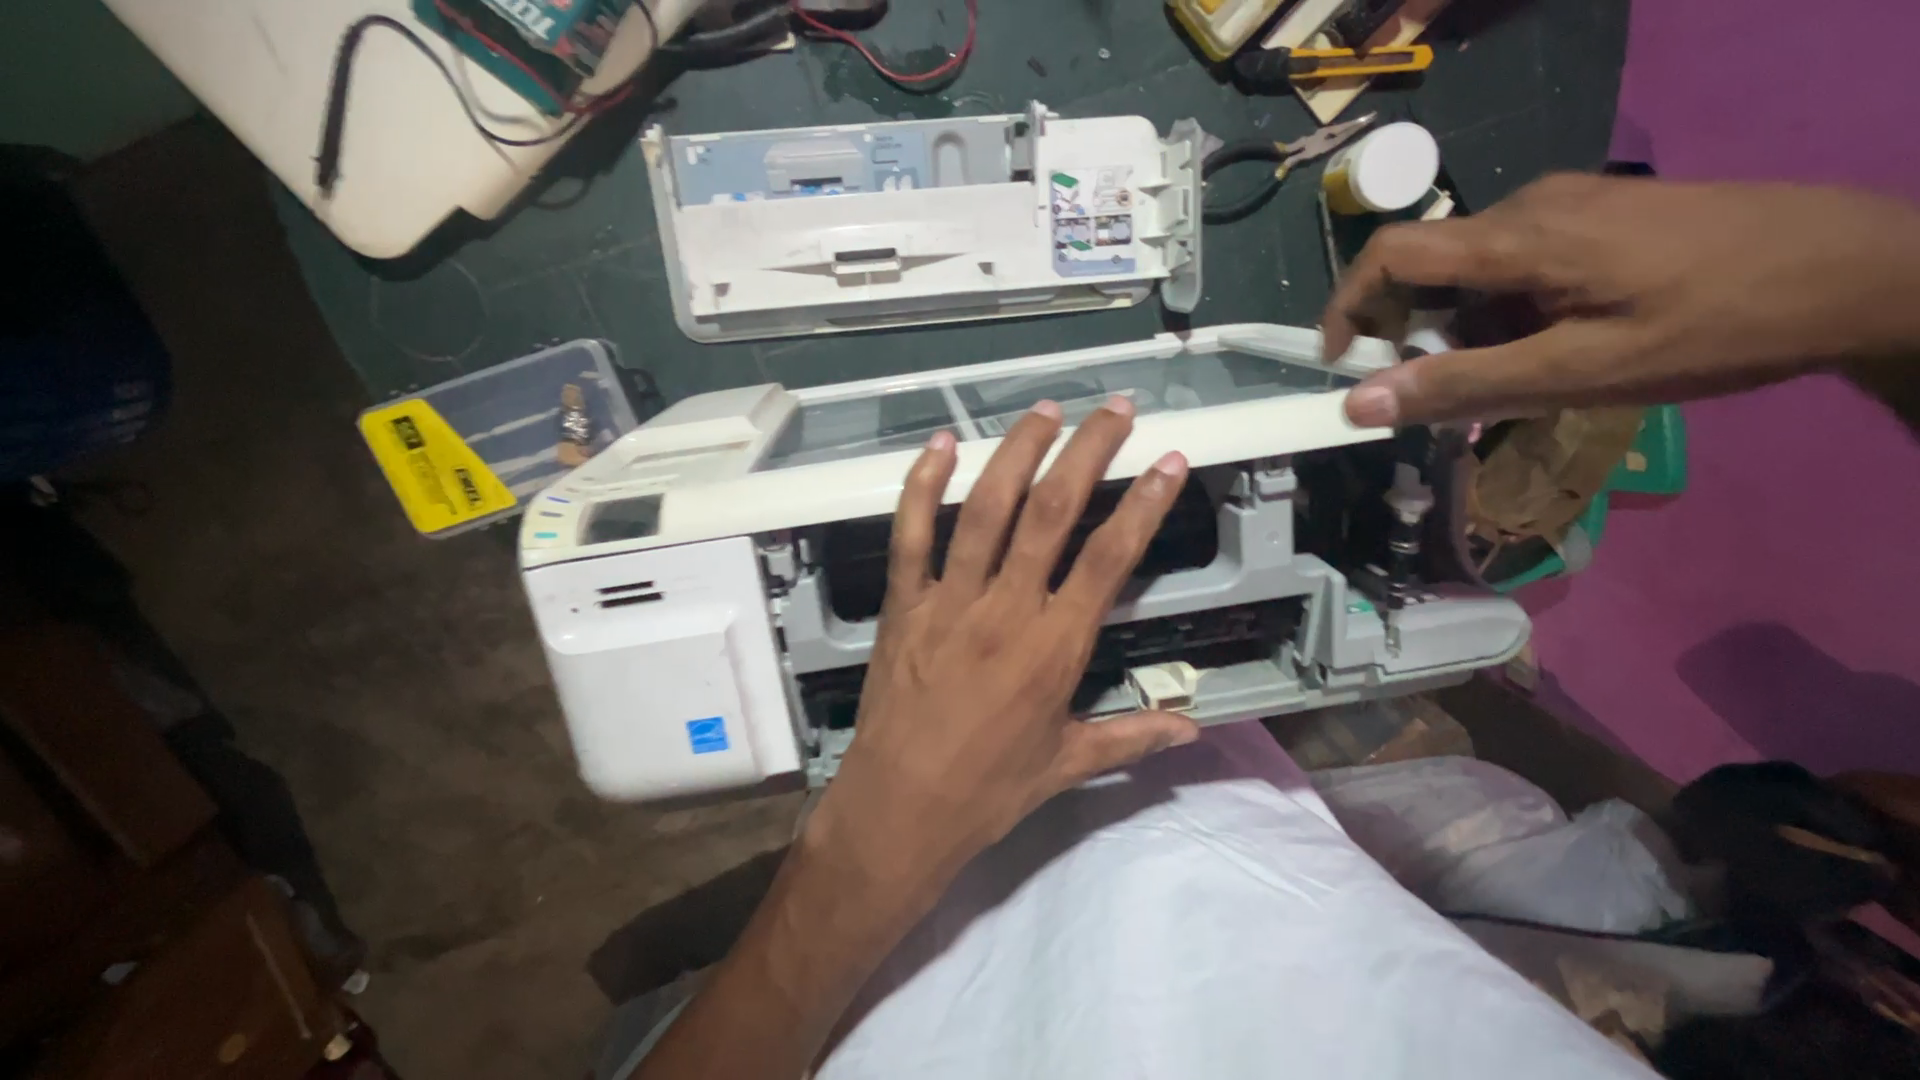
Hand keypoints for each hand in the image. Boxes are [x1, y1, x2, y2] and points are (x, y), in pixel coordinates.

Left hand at [803, 395, 1198, 896]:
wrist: (900, 808)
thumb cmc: (988, 790)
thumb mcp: (1068, 764)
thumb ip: (1132, 736)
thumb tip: (1193, 730)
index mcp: (1055, 646)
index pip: (1109, 559)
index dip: (1142, 505)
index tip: (1166, 461)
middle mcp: (1006, 609)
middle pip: (1052, 513)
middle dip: (1087, 453)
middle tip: (1114, 410)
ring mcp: (949, 599)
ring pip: (986, 508)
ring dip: (1017, 453)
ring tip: (1045, 410)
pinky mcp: (904, 603)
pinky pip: (910, 534)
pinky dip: (921, 485)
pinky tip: (940, 444)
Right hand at [1322, 174, 1919, 426]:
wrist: (1866, 271)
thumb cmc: (1717, 325)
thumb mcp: (1580, 372)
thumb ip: (1462, 385)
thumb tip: (1359, 403)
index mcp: (1519, 237)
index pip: (1391, 253)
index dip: (1346, 307)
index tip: (1341, 365)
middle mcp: (1530, 206)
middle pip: (1428, 265)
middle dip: (1410, 331)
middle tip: (1439, 392)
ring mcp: (1568, 204)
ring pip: (1471, 268)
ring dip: (1460, 327)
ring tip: (1505, 379)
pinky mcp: (1598, 214)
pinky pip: (1515, 261)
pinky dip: (1500, 311)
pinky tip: (1546, 345)